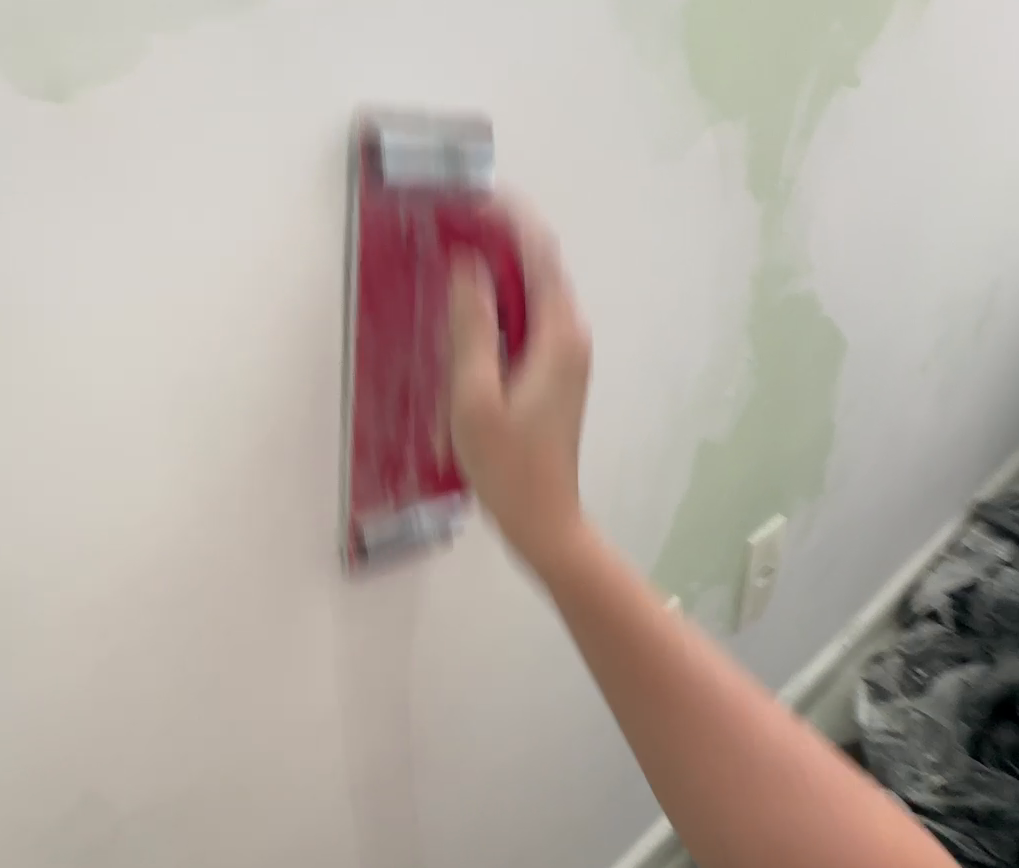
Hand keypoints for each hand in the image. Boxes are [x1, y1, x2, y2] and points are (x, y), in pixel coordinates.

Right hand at [447, 199, 593, 554]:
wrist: (543, 518)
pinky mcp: (554, 375)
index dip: (505, 219)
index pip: (538, 254)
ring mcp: (566, 357)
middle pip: (537, 269)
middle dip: (495, 241)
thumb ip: (472, 328)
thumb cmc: (506, 465)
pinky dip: (498, 308)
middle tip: (448, 228)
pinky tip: (466, 318)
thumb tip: (466, 266)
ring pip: (531, 297)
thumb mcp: (475, 397)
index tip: (468, 198)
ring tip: (450, 262)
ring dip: (494, 275)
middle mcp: (571, 336)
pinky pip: (526, 324)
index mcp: (558, 335)